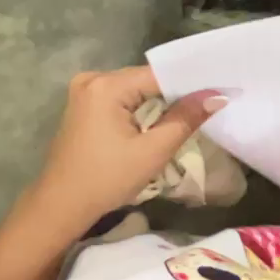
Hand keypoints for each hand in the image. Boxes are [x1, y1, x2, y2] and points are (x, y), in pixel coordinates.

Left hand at [19, 67, 226, 233]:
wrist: (62, 204)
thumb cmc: (107, 179)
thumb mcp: (152, 152)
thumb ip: (184, 120)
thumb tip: (216, 96)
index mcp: (106, 85)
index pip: (157, 74)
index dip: (188, 83)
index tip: (217, 91)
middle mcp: (92, 79)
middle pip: (143, 80)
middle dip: (173, 92)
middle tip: (208, 102)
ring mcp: (83, 92)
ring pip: (132, 90)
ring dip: (156, 101)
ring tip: (189, 112)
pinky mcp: (81, 106)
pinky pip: (118, 99)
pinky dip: (137, 108)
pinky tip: (157, 120)